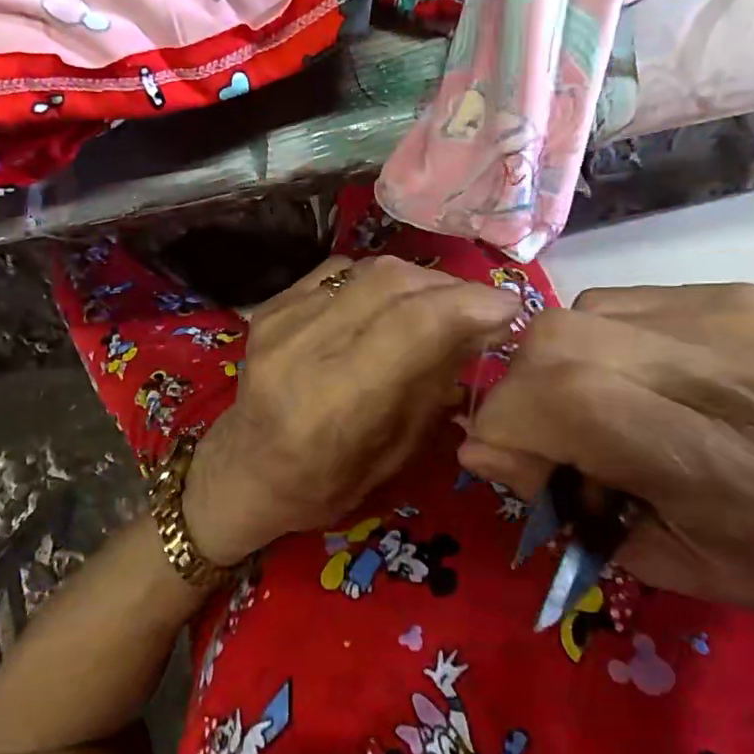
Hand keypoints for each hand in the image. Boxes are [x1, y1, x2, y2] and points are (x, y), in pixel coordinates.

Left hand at [182, 255, 520, 566]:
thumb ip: (432, 387)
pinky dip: (376, 283)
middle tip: (478, 307)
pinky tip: (387, 306)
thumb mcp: (393, 455)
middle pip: (391, 283)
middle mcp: (301, 348)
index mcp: (332, 401)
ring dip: (417, 281)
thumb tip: (479, 328)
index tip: (509, 307)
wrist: (244, 467)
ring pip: (367, 270)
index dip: (470, 304)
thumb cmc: (322, 484)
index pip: (413, 324)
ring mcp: (280, 320)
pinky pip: (339, 272)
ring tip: (439, 306)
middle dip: (449, 287)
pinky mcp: (270, 306)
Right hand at [458, 284, 753, 626]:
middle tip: (534, 437)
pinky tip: (629, 378)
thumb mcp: (656, 564)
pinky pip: (609, 304)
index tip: (497, 458)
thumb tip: (479, 445)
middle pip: (564, 341)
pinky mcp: (735, 297)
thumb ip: (560, 500)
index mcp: (740, 468)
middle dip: (519, 392)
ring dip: (552, 367)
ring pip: (576, 316)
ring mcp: (743, 323)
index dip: (511, 420)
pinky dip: (589, 344)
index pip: (581, 398)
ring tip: (591, 409)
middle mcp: (746, 377)